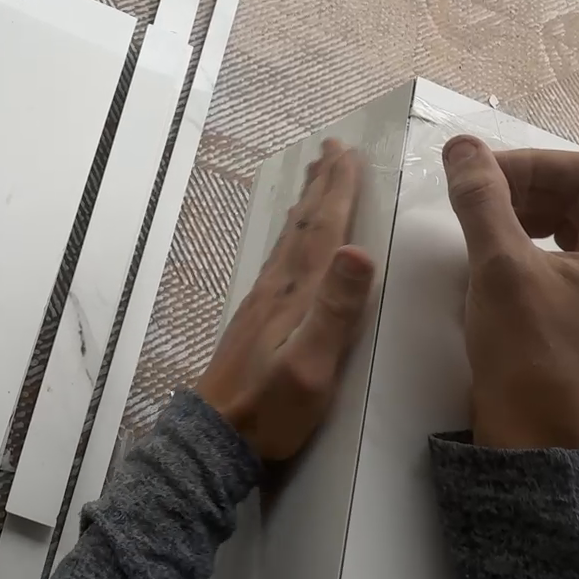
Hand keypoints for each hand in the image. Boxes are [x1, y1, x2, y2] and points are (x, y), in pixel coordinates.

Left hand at [197, 140, 377, 460]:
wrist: (218, 432)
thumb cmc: (271, 409)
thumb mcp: (312, 366)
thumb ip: (335, 311)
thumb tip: (360, 252)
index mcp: (296, 292)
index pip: (323, 229)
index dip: (338, 190)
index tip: (348, 152)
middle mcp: (277, 284)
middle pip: (303, 223)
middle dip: (321, 184)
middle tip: (332, 147)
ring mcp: (264, 297)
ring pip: (290, 236)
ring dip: (306, 203)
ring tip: (315, 178)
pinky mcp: (258, 313)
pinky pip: (281, 256)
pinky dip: (293, 233)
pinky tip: (293, 240)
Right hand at [441, 137, 578, 450]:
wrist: (533, 439)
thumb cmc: (528, 352)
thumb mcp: (498, 268)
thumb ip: (482, 200)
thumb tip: (461, 145)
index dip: (537, 164)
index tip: (484, 176)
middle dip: (529, 186)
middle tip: (475, 195)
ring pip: (578, 223)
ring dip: (528, 210)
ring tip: (483, 220)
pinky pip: (571, 252)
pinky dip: (533, 238)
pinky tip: (499, 248)